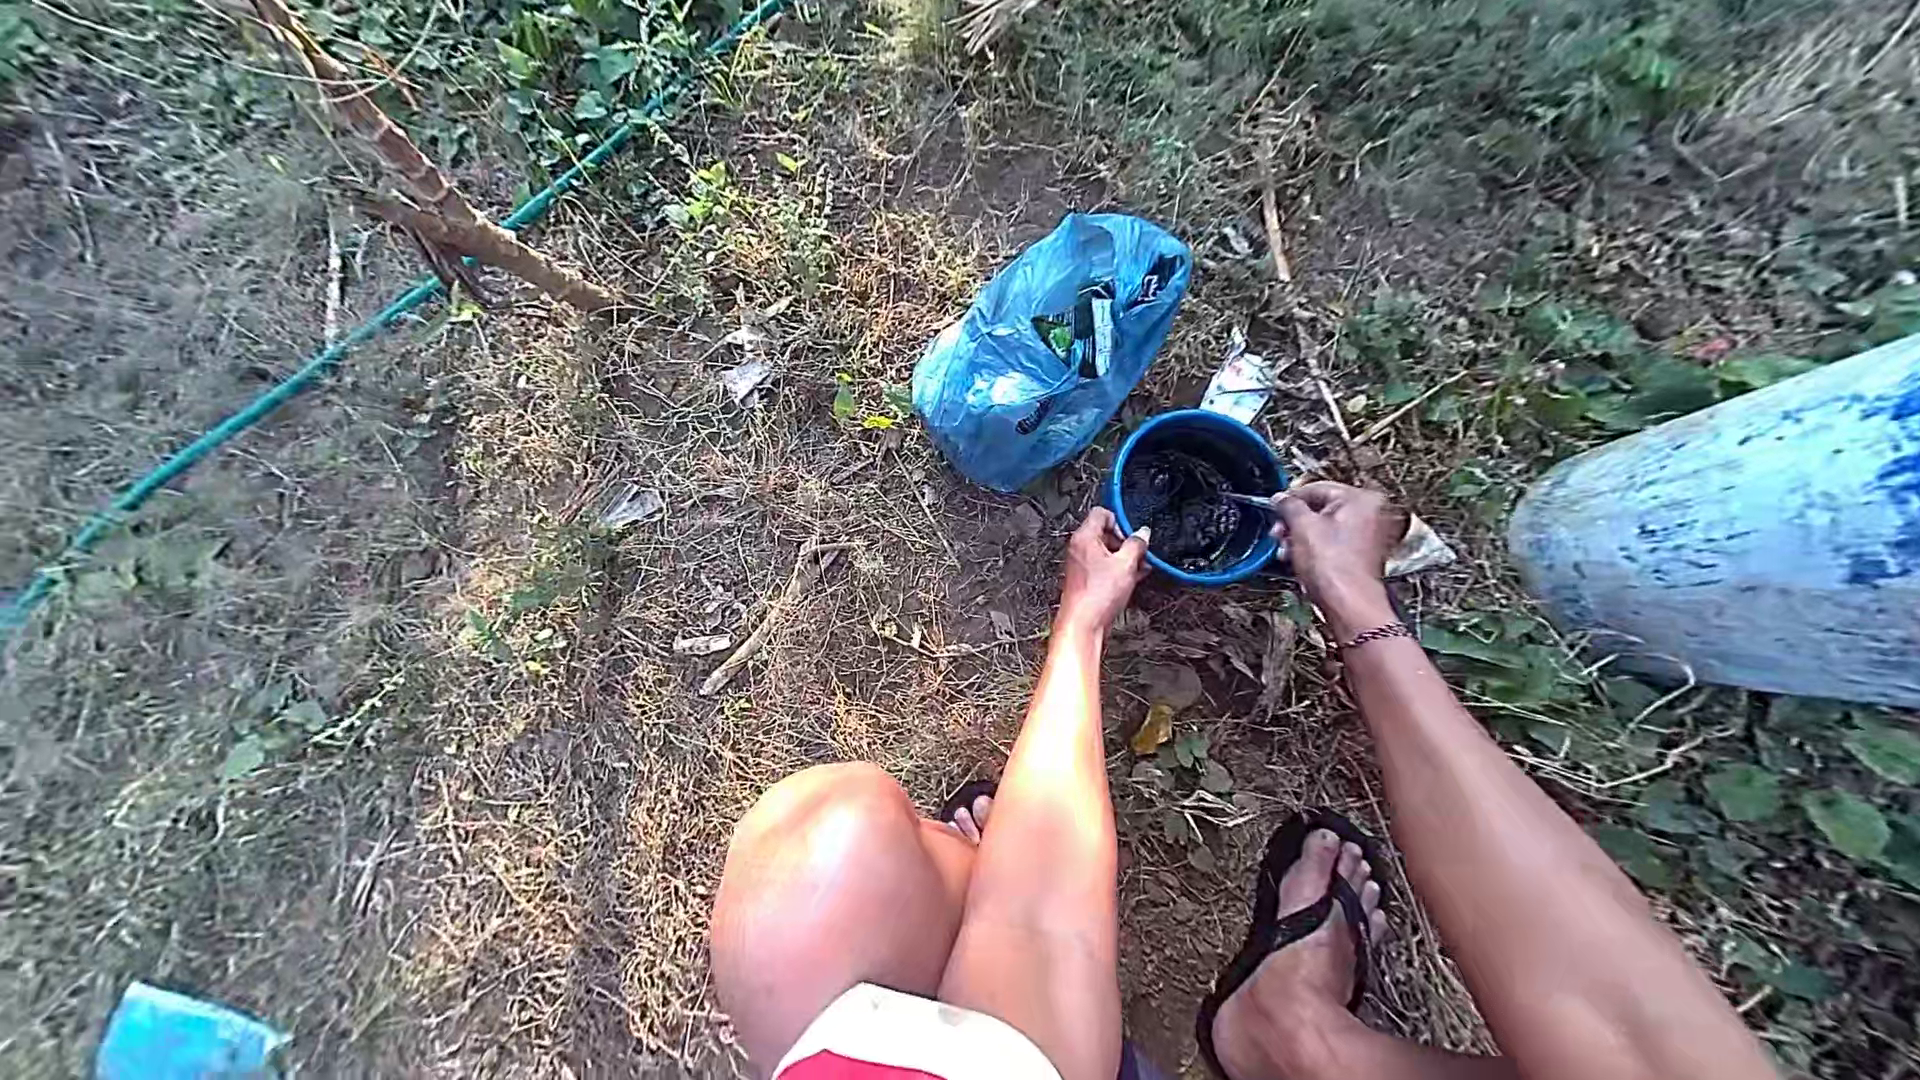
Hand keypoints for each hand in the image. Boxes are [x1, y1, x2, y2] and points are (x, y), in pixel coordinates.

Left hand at [1056, 506, 1149, 637]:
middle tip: (1139, 552)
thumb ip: (1136, 545)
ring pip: (1107, 551)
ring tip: (1140, 567)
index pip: (1101, 513)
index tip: (1133, 533)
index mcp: (1084, 538)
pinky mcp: (1086, 579)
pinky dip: (1118, 569)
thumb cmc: (1097, 595)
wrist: (1083, 623)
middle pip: (1105, 533)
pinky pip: (1104, 567)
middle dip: (1125, 542)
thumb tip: (1142, 534)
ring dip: (1125, 557)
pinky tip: (1133, 577)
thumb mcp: (1126, 564)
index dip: (1120, 521)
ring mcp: (1081, 564)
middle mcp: (1079, 548)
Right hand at [1270, 482, 1407, 616]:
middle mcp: (1371, 513)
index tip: (1275, 509)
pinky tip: (1298, 559)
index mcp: (1362, 499)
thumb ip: (1289, 506)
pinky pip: (1332, 542)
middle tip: (1279, 533)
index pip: (1316, 488)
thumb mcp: (1301, 526)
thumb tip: (1281, 498)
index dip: (1291, 500)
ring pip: (1324, 526)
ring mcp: (1368, 535)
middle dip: (1294, 522)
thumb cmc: (1332, 565)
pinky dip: (1313, 548)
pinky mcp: (1361, 554)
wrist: (1347, 601)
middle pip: (1320, 508)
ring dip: (1300, 537)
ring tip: (1286, 550)